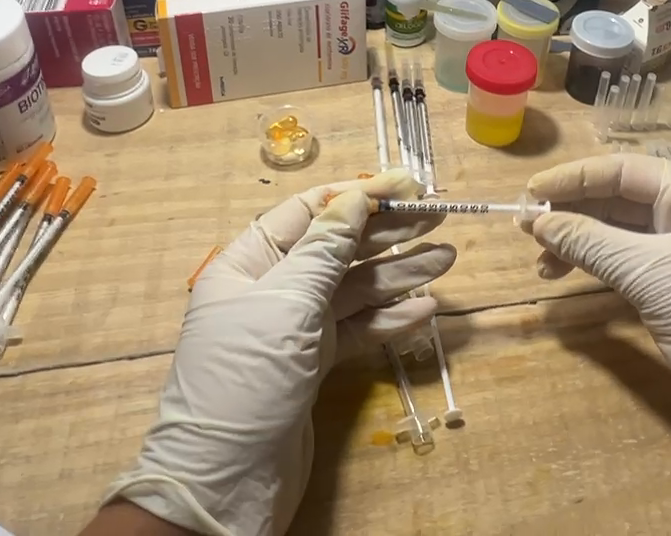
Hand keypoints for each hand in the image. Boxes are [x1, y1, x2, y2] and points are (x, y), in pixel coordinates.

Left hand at [105, 171, 455, 535]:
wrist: (223, 485)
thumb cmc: (248, 379)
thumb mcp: (287, 304)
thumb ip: (325, 249)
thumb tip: (355, 197)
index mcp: (250, 263)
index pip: (309, 212)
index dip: (357, 195)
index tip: (404, 184)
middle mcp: (273, 288)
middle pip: (338, 248)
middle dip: (387, 233)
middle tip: (437, 217)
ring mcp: (295, 328)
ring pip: (354, 289)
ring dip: (399, 274)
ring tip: (446, 258)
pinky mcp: (314, 364)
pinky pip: (358, 329)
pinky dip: (390, 318)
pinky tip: (426, 309)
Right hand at [521, 154, 670, 501]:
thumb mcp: (651, 276)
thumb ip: (591, 243)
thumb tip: (538, 222)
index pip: (627, 171)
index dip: (576, 178)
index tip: (532, 193)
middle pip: (620, 199)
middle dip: (573, 212)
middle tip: (527, 228)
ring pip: (618, 232)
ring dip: (578, 242)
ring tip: (541, 262)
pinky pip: (625, 260)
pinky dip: (593, 265)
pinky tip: (562, 274)